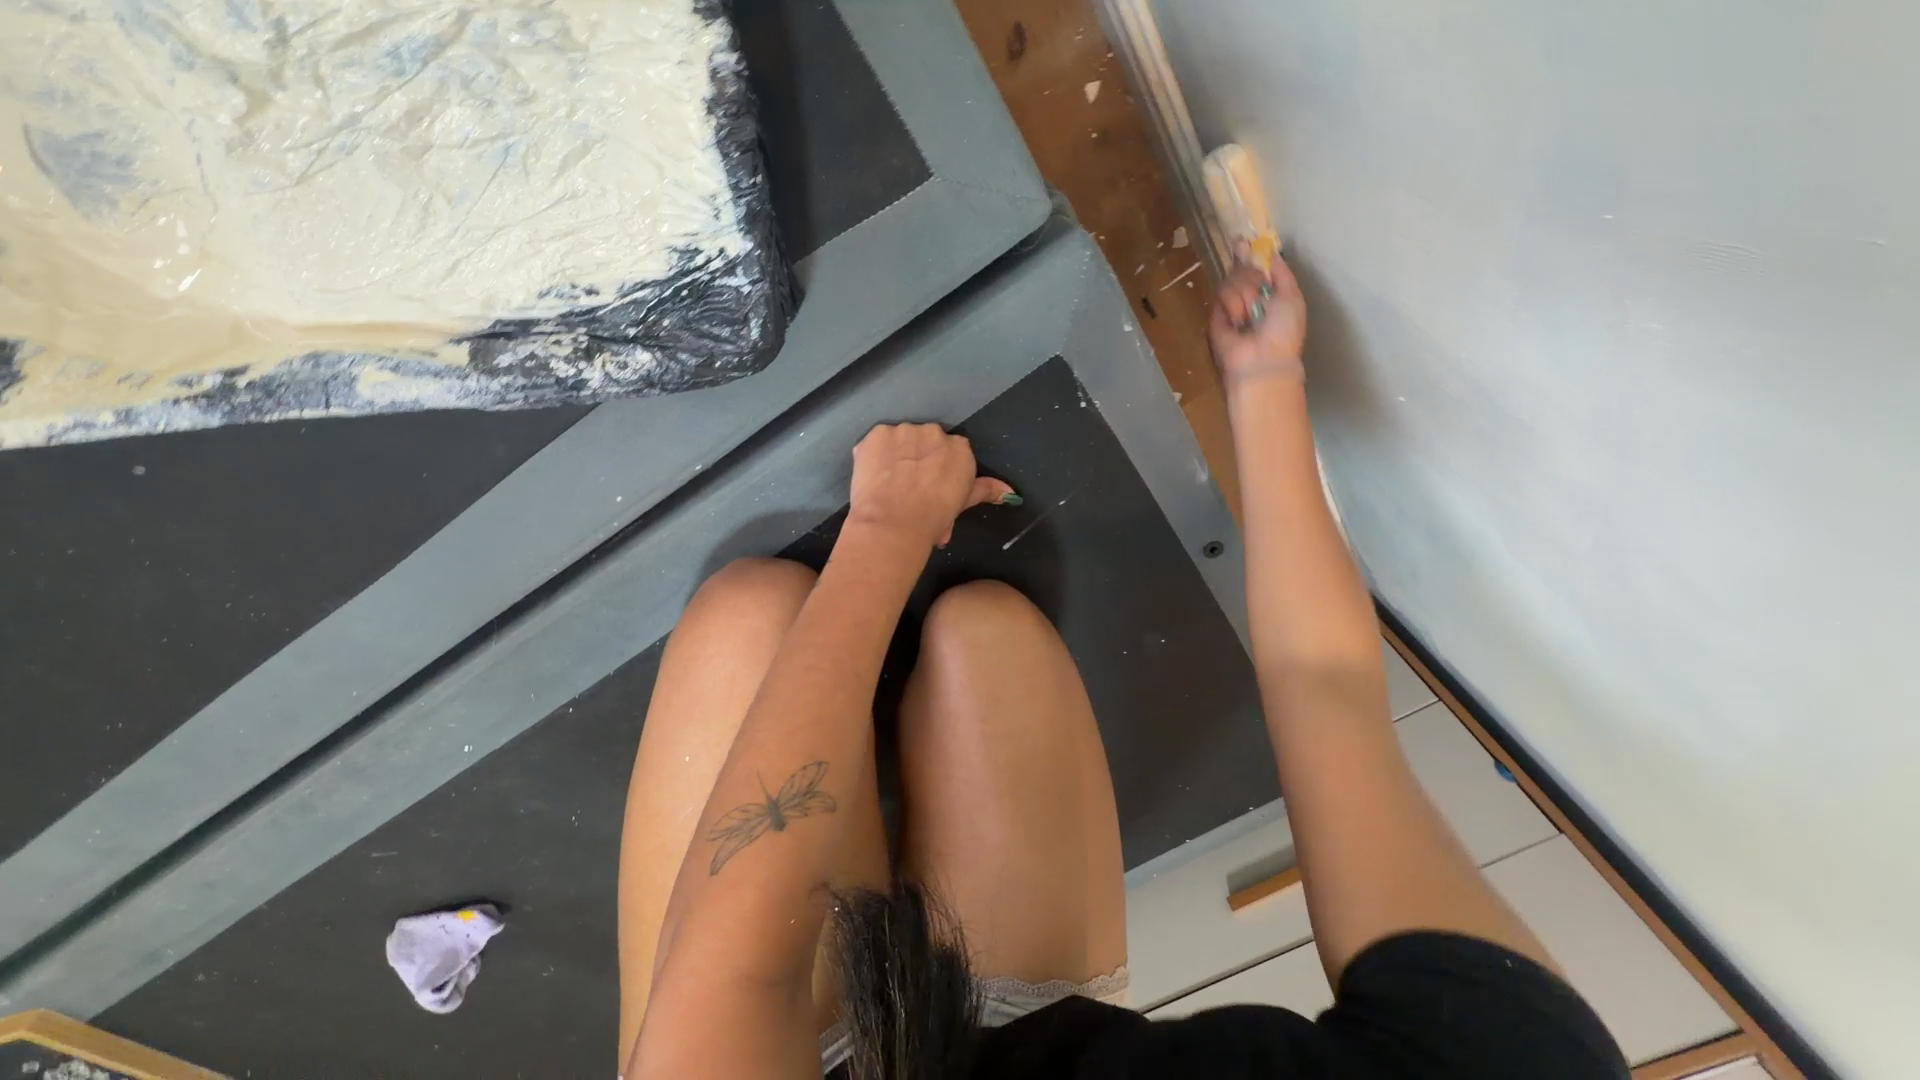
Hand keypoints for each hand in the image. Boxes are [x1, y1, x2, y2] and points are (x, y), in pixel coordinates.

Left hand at [848, 423, 1014, 547]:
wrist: (892, 524)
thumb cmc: (932, 518)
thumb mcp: (961, 505)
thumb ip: (986, 491)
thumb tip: (1010, 492)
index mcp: (959, 449)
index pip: (952, 453)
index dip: (941, 472)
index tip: (933, 489)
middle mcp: (933, 432)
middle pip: (927, 442)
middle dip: (920, 461)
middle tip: (911, 492)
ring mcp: (903, 431)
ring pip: (901, 441)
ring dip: (897, 458)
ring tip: (890, 488)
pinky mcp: (876, 434)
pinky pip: (876, 444)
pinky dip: (874, 458)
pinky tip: (875, 479)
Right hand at [1207, 244, 1307, 388]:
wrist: (1262, 359)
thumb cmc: (1284, 331)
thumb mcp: (1292, 297)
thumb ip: (1282, 273)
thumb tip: (1270, 252)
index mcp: (1270, 292)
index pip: (1257, 265)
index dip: (1251, 253)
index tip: (1243, 240)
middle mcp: (1250, 295)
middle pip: (1244, 267)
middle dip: (1253, 278)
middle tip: (1260, 296)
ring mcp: (1231, 303)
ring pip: (1233, 277)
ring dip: (1245, 294)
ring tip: (1250, 316)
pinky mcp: (1215, 312)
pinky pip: (1222, 292)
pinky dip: (1233, 304)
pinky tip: (1238, 320)